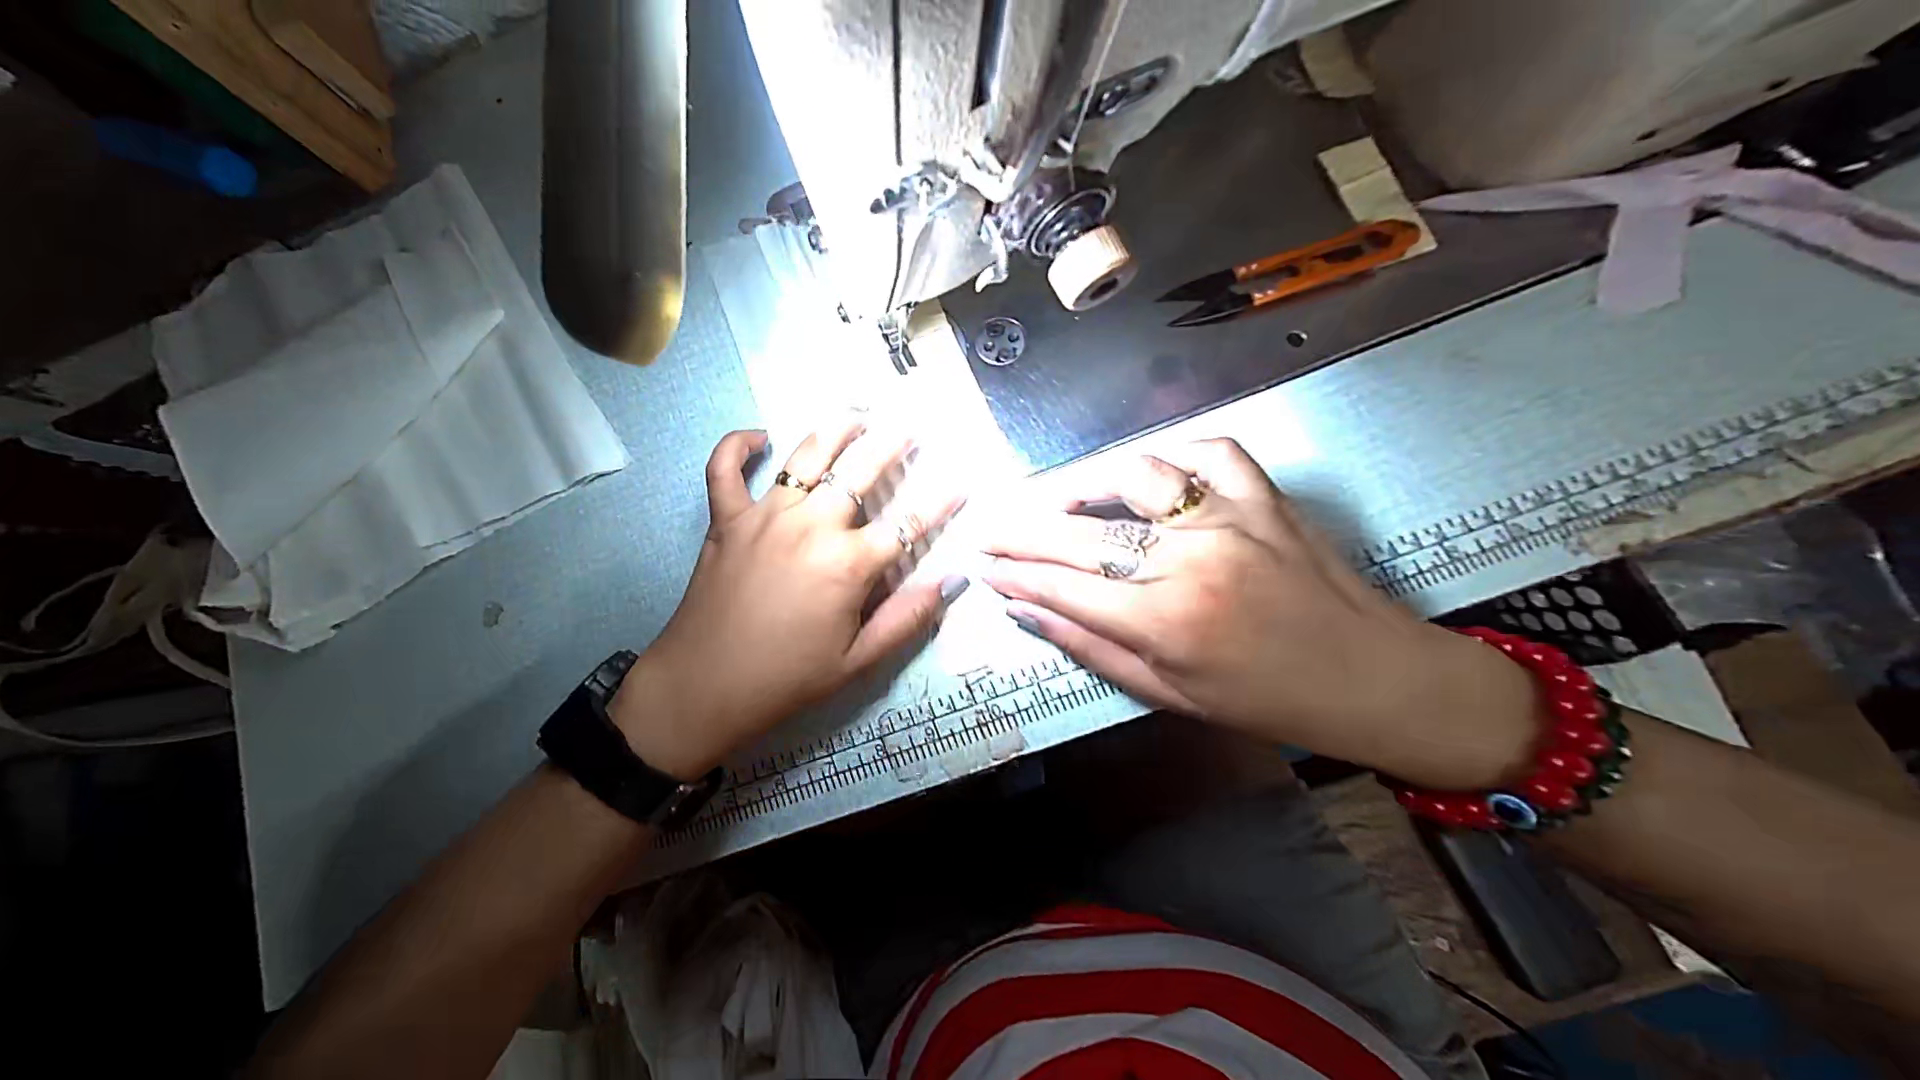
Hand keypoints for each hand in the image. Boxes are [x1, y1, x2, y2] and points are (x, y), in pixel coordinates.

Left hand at [611, 421, 966, 778]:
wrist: (702, 688)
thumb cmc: (786, 679)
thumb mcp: (858, 660)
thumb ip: (908, 617)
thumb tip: (954, 581)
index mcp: (848, 563)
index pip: (908, 524)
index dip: (940, 505)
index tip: (962, 485)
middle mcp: (811, 526)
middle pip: (860, 473)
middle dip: (891, 445)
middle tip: (910, 425)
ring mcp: (764, 517)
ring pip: (804, 458)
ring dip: (834, 430)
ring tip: (855, 412)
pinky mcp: (726, 520)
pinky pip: (725, 470)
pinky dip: (737, 447)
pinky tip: (758, 436)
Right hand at [979, 438, 1539, 790]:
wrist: (1373, 679)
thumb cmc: (1265, 701)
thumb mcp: (1169, 693)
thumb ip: (1092, 648)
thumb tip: (1026, 611)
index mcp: (1167, 622)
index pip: (1064, 587)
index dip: (1016, 574)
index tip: (985, 566)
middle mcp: (1192, 561)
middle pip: (1084, 533)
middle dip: (1025, 533)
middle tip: (993, 531)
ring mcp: (1232, 519)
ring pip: (1138, 476)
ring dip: (1088, 484)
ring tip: (1062, 500)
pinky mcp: (1266, 497)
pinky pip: (1210, 452)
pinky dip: (1174, 456)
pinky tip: (1151, 474)